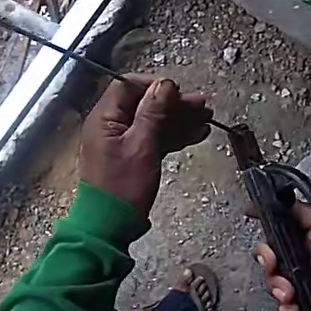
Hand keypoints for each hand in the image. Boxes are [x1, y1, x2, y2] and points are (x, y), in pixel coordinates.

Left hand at [79, 76, 212, 214]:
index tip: (179, 92)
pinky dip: (172, 137)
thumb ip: (153, 113)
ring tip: (206, 120)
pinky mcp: (131, 157)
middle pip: (144, 104)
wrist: (110, 226)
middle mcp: (110, 126)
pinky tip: (196, 135)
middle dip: (174, 104)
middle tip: (203, 106)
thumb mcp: (142, 145)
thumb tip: (165, 84)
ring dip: (178, 120)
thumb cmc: (122, 187)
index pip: (128, 86)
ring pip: (152, 122)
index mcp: (104, 118)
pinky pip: (153, 139)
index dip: (154, 85)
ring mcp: (121, 142)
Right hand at [256, 179, 310, 310]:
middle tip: (272, 265)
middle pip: (277, 243)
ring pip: (278, 271)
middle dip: (267, 254)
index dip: (271, 210)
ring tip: (288, 294)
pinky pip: (286, 297)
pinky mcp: (310, 297)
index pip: (293, 212)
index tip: (252, 211)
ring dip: (275, 282)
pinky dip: (284, 304)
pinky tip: (294, 308)